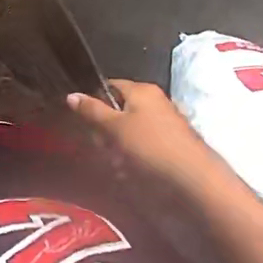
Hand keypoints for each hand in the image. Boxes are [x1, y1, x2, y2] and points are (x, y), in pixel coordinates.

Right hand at [67, 80, 230, 190]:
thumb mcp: (114, 127)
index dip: (94, 100)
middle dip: (105, 127)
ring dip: (118, 143)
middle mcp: (155, 100)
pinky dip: (133, 153)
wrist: (191, 177)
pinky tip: (132, 167)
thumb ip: (92, 110)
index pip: (110, 85)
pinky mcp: (170, 140)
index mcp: (142, 90)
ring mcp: (165, 120)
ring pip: (129, 127)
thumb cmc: (149, 146)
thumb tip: (71, 95)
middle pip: (119, 107)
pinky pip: (142, 142)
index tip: (84, 119)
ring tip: (116, 160)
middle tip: (101, 144)